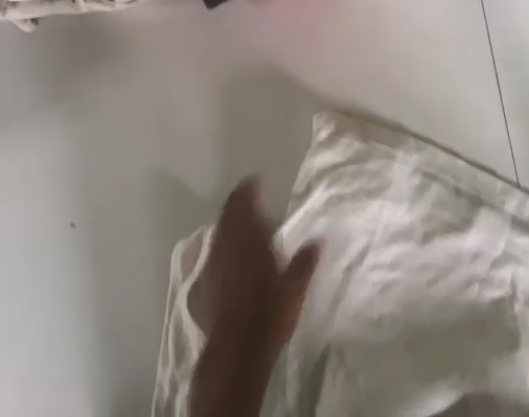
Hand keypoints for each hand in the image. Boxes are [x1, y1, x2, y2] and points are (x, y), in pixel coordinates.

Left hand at [188, 178, 319, 416]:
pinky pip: (215, 245)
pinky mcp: (207, 277)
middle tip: (248, 193)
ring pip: (220, 228)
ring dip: (229, 218)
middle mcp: (228, 244)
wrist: (236, 349)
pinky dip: (224, 237)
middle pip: (228, 213)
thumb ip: (305, 261)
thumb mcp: (294, 290)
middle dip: (238, 201)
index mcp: (249, 240)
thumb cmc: (269, 316)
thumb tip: (321, 238)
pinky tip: (232, 247)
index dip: (248, 189)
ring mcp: (214, 260)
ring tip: (242, 217)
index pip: (244, 204)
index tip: (256, 179)